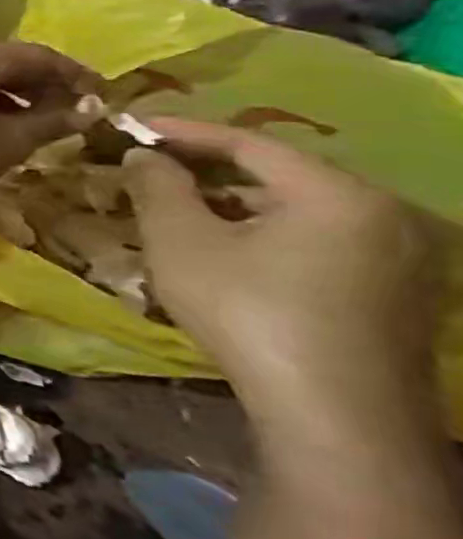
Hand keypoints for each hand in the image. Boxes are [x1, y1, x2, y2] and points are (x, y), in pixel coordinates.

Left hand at [0, 40, 100, 212]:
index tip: (99, 98)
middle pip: (5, 60)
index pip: (40, 56)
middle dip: (40, 85)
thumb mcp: (7, 143)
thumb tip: (88, 108)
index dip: (74, 76)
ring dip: (8, 93)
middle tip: (66, 115)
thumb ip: (51, 122)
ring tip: (30, 125)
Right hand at [123, 119, 432, 401]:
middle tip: (153, 165)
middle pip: (283, 173)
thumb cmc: (247, 310)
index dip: (184, 131)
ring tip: (181, 204)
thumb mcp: (180, 240)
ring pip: (302, 208)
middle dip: (210, 167)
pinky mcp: (400, 291)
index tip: (133, 126)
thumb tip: (146, 155)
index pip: (250, 143)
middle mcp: (388, 214)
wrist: (332, 412)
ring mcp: (405, 256)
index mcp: (339, 194)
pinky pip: (323, 237)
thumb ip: (158, 186)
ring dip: (238, 200)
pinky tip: (229, 245)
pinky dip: (269, 229)